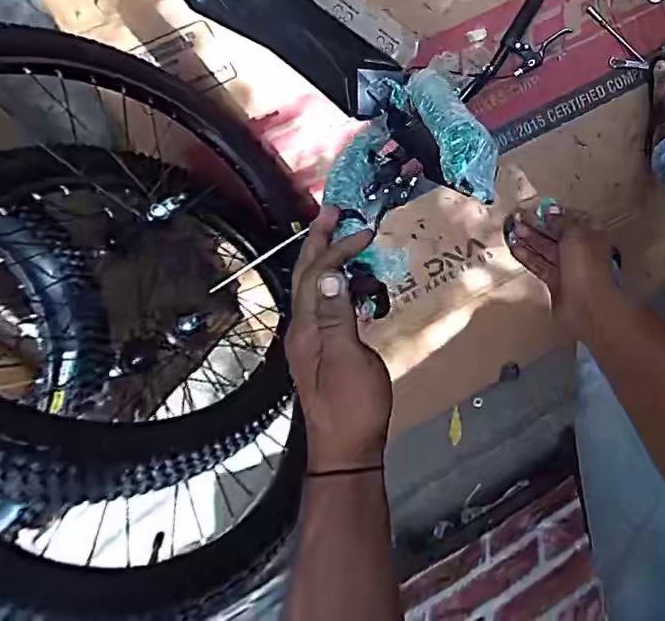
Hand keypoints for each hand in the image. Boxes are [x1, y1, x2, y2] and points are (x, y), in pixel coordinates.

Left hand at [286, 207, 390, 471]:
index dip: (335, 248)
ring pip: (315, 287)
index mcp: (305, 328)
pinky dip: (341, 286)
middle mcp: (302, 328)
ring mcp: (311, 339)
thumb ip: (338, 316)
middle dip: (318, 240)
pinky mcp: (323, 348)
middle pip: (305, 274)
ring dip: (328, 259)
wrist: (346, 452)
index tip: (362, 231)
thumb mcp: (349, 360)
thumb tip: (330, 274)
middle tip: (332, 212)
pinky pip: (328, 304)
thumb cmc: (352, 408)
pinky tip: (358, 286)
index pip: (315, 274)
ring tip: (348, 240)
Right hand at [505, 203, 618, 336]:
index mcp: (589, 234)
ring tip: (512, 230)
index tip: (535, 208)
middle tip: (517, 218)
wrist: (588, 306)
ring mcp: (567, 267)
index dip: (554, 213)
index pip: (570, 218)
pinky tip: (514, 248)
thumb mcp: (575, 234)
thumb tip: (550, 213)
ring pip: (545, 249)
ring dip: (529, 239)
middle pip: (555, 234)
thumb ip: (561, 221)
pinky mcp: (555, 282)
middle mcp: (579, 249)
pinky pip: (539, 265)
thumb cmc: (586, 265)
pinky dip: (526, 256)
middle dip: (537, 225)